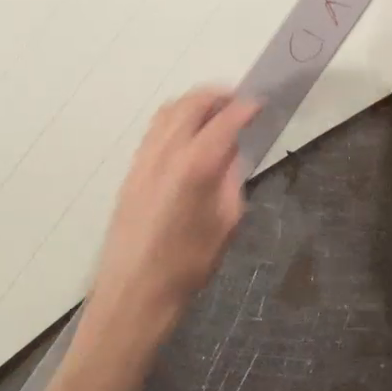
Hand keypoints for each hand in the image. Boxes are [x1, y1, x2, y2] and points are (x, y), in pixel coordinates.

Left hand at [89, 90, 260, 333]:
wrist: (133, 295)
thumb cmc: (188, 265)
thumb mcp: (226, 223)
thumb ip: (230, 179)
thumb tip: (231, 153)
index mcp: (195, 166)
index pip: (225, 120)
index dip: (245, 108)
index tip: (260, 104)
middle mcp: (166, 153)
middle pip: (192, 103)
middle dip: (218, 96)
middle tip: (238, 103)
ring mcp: (144, 159)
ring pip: (169, 110)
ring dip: (194, 103)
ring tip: (214, 114)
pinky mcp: (131, 170)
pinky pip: (154, 129)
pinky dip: (174, 119)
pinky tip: (187, 136)